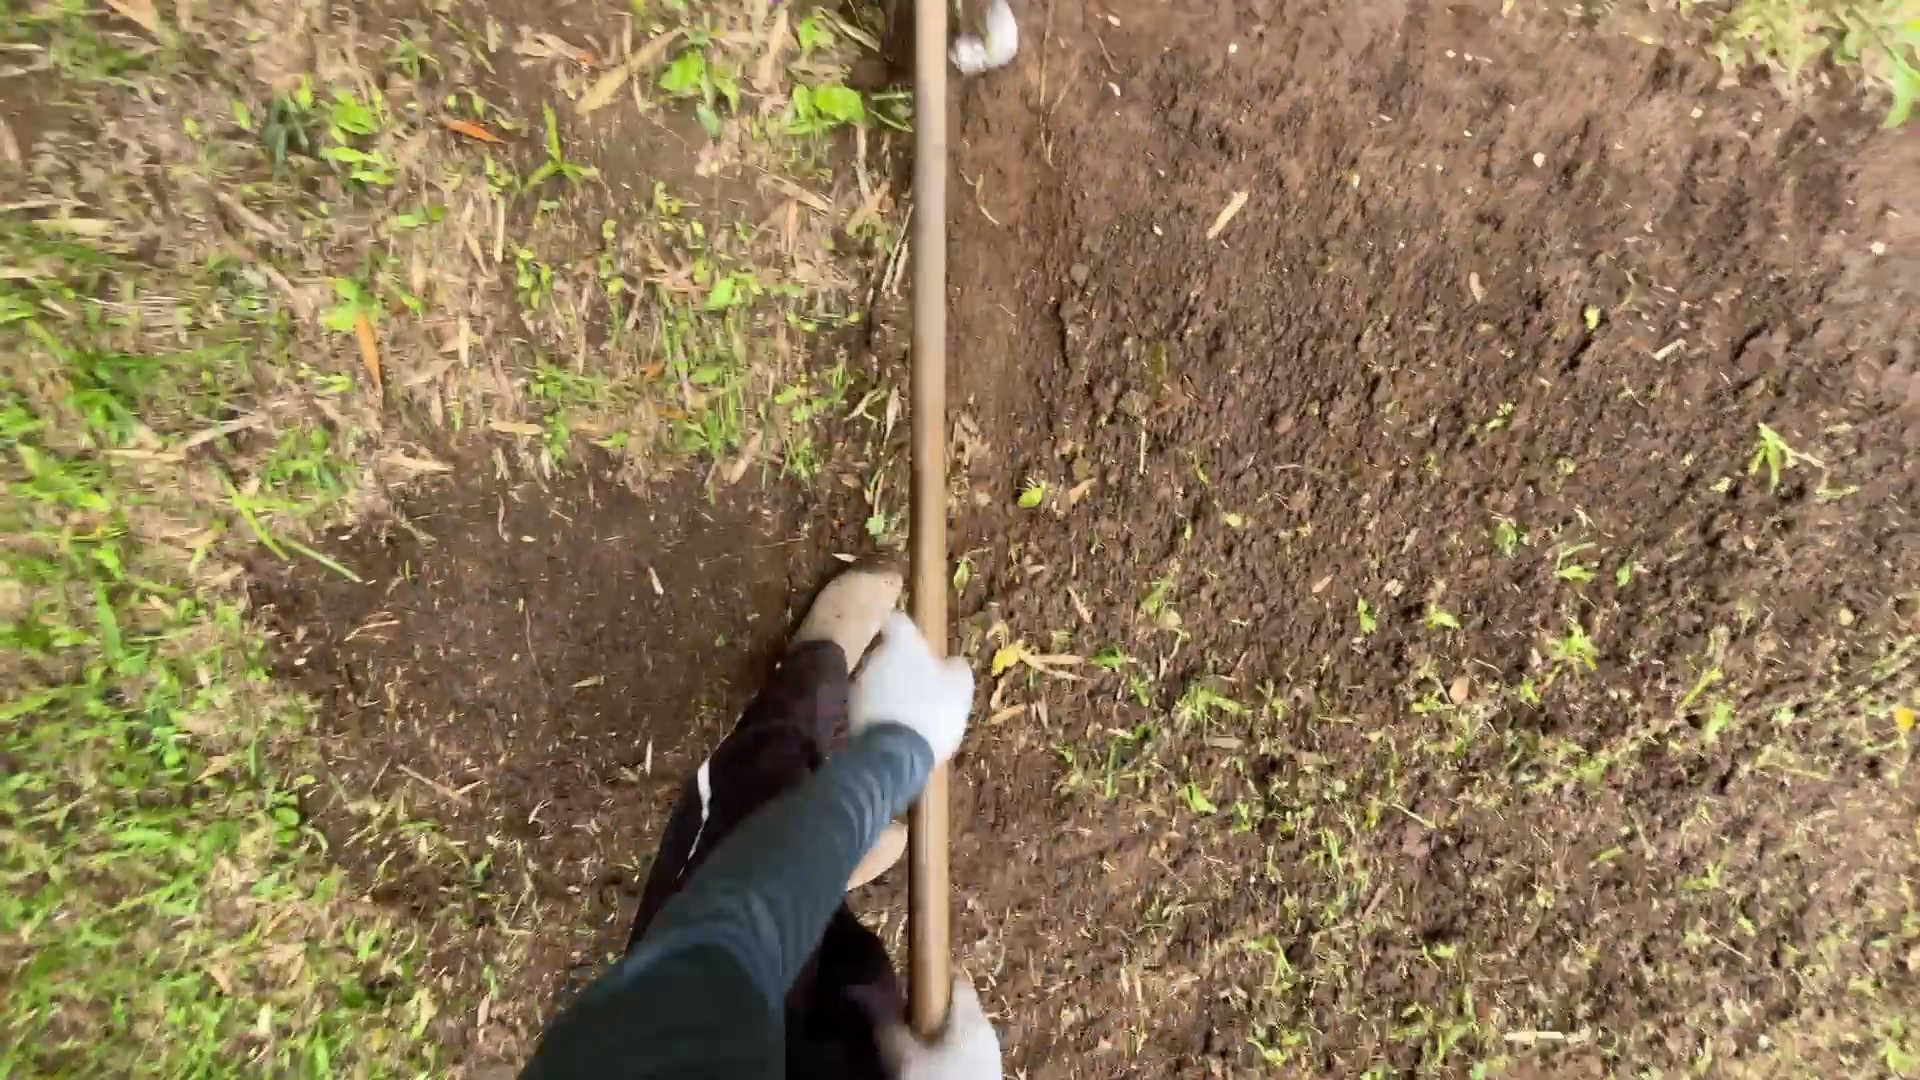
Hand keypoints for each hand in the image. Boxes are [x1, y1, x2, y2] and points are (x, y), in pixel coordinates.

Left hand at [851, 611, 974, 765]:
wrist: (896, 756)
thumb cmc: (934, 711)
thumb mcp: (960, 688)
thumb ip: (955, 667)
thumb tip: (950, 662)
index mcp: (902, 645)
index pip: (897, 621)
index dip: (905, 628)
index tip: (914, 638)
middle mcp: (875, 658)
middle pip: (888, 654)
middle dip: (901, 666)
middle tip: (922, 685)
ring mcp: (859, 686)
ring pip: (878, 681)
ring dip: (891, 691)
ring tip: (911, 713)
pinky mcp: (851, 714)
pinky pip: (871, 705)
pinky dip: (882, 712)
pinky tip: (899, 729)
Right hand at [875, 977, 1001, 1079]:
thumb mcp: (904, 1059)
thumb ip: (884, 1023)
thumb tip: (860, 989)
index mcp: (972, 1016)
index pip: (953, 979)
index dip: (926, 983)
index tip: (902, 997)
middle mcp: (987, 1032)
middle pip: (954, 1009)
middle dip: (927, 1018)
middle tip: (900, 1034)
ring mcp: (990, 1059)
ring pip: (958, 1037)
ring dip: (935, 1045)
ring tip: (909, 1061)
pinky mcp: (988, 1079)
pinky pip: (965, 1059)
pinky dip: (946, 1063)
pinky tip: (927, 1077)